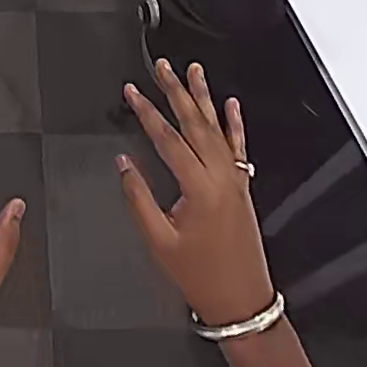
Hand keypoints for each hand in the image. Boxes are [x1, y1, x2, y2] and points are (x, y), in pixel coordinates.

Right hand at [118, 60, 274, 326]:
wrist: (241, 300)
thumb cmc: (201, 275)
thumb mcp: (159, 240)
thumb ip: (139, 197)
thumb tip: (124, 164)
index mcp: (199, 188)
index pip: (168, 138)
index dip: (147, 112)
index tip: (133, 92)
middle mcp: (220, 177)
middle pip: (195, 123)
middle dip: (176, 90)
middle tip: (163, 67)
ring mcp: (235, 179)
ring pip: (217, 127)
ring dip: (204, 97)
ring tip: (194, 71)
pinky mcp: (242, 185)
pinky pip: (238, 146)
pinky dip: (234, 122)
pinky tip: (230, 104)